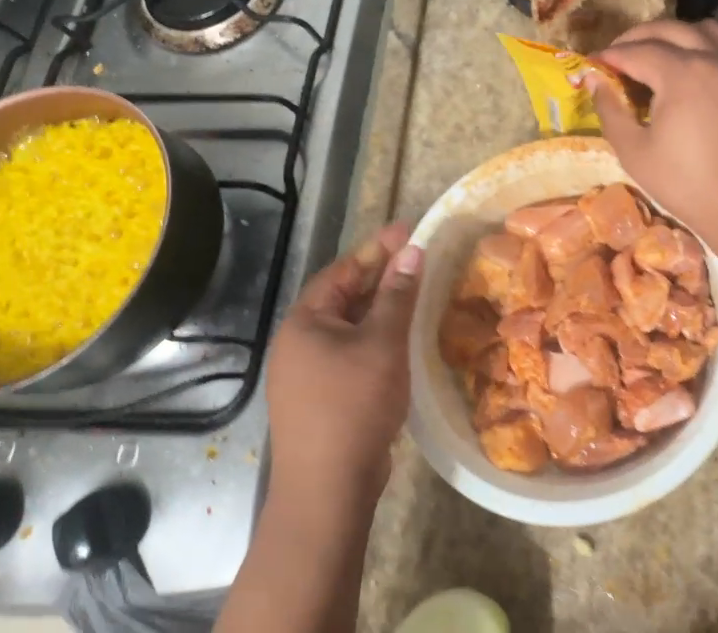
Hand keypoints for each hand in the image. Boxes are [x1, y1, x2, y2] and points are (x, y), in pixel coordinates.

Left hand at [265, 223, 422, 502]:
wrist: (327, 486)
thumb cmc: (354, 404)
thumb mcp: (383, 342)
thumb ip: (398, 295)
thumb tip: (412, 251)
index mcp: (305, 321)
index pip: (343, 271)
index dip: (377, 249)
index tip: (410, 230)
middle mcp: (298, 342)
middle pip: (343, 297)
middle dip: (380, 277)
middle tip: (418, 258)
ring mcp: (306, 373)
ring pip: (349, 327)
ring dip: (381, 309)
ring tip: (416, 294)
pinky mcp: (320, 398)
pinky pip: (350, 353)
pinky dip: (376, 339)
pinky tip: (402, 341)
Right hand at [585, 19, 717, 239]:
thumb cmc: (686, 184)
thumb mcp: (635, 152)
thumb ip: (610, 110)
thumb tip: (595, 80)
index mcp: (682, 73)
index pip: (637, 50)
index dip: (611, 56)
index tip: (593, 64)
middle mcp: (714, 59)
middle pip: (671, 29)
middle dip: (639, 37)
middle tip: (619, 56)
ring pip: (705, 30)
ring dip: (677, 35)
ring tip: (658, 55)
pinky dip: (704, 50)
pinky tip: (691, 75)